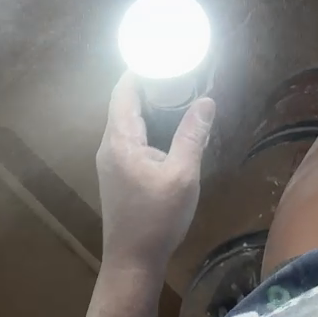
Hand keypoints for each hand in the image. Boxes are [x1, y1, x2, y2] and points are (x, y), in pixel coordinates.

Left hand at [95, 74, 214, 267]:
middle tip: (179, 69)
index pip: (124, 91)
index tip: (162, 53)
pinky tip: (171, 125)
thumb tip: (206, 101)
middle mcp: (110, 146)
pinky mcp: (119, 173)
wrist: (133, 263)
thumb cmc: (157, 218)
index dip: (140, 69)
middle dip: (150, 83)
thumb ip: (193, 136)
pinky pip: (132, 136)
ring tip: (179, 90)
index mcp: (120, 140)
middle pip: (125, 102)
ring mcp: (112, 161)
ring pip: (128, 120)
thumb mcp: (183, 175)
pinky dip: (150, 122)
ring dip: (150, 104)